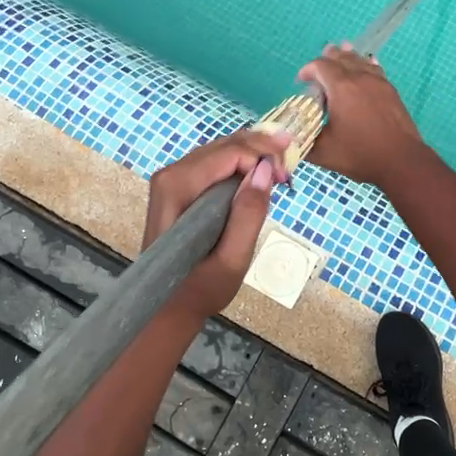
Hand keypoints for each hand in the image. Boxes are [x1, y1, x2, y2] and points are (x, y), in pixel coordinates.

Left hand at [144, 129, 292, 323]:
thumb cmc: (199, 290)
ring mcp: (173, 179)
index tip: (286, 178)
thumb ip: (248, 215)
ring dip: (254, 155)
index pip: (229, 153)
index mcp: (178, 188)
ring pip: (223, 150)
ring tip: (281, 170)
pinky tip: (260, 173)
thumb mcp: (231, 261)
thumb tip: (265, 170)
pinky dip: (242, 163)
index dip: (263, 156)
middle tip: (289, 169)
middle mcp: (171, 175)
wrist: (165, 310)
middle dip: (262, 150)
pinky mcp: (180, 186)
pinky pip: (217, 162)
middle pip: (226, 145)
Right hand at [297, 44, 432, 187]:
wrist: (401, 159)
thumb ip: (306, 140)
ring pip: (360, 60)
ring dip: (347, 57)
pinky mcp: (391, 90)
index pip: (320, 66)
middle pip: (341, 57)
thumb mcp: (324, 151)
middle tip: (319, 66)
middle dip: (328, 58)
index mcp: (341, 88)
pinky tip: (368, 62)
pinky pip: (376, 69)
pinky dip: (367, 64)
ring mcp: (379, 82)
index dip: (308, 70)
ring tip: (341, 50)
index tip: (301, 81)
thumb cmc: (360, 154)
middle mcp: (360, 78)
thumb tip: (294, 137)